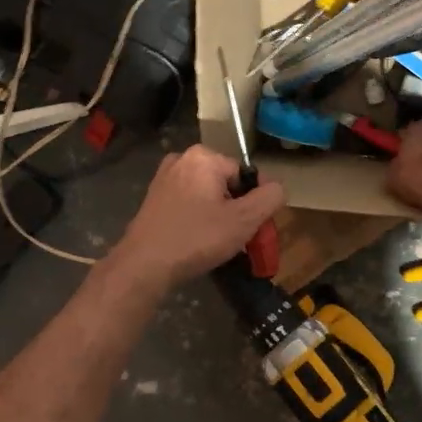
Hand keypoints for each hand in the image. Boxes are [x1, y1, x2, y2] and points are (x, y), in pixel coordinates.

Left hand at [106, 145, 284, 288]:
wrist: (144, 265)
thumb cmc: (197, 238)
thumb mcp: (244, 220)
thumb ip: (269, 198)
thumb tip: (277, 188)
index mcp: (204, 157)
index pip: (246, 175)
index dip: (256, 203)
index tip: (257, 229)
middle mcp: (182, 159)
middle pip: (226, 184)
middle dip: (238, 211)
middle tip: (243, 240)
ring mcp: (164, 178)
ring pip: (207, 196)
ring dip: (220, 217)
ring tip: (223, 245)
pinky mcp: (153, 198)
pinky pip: (189, 204)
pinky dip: (199, 220)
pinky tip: (200, 243)